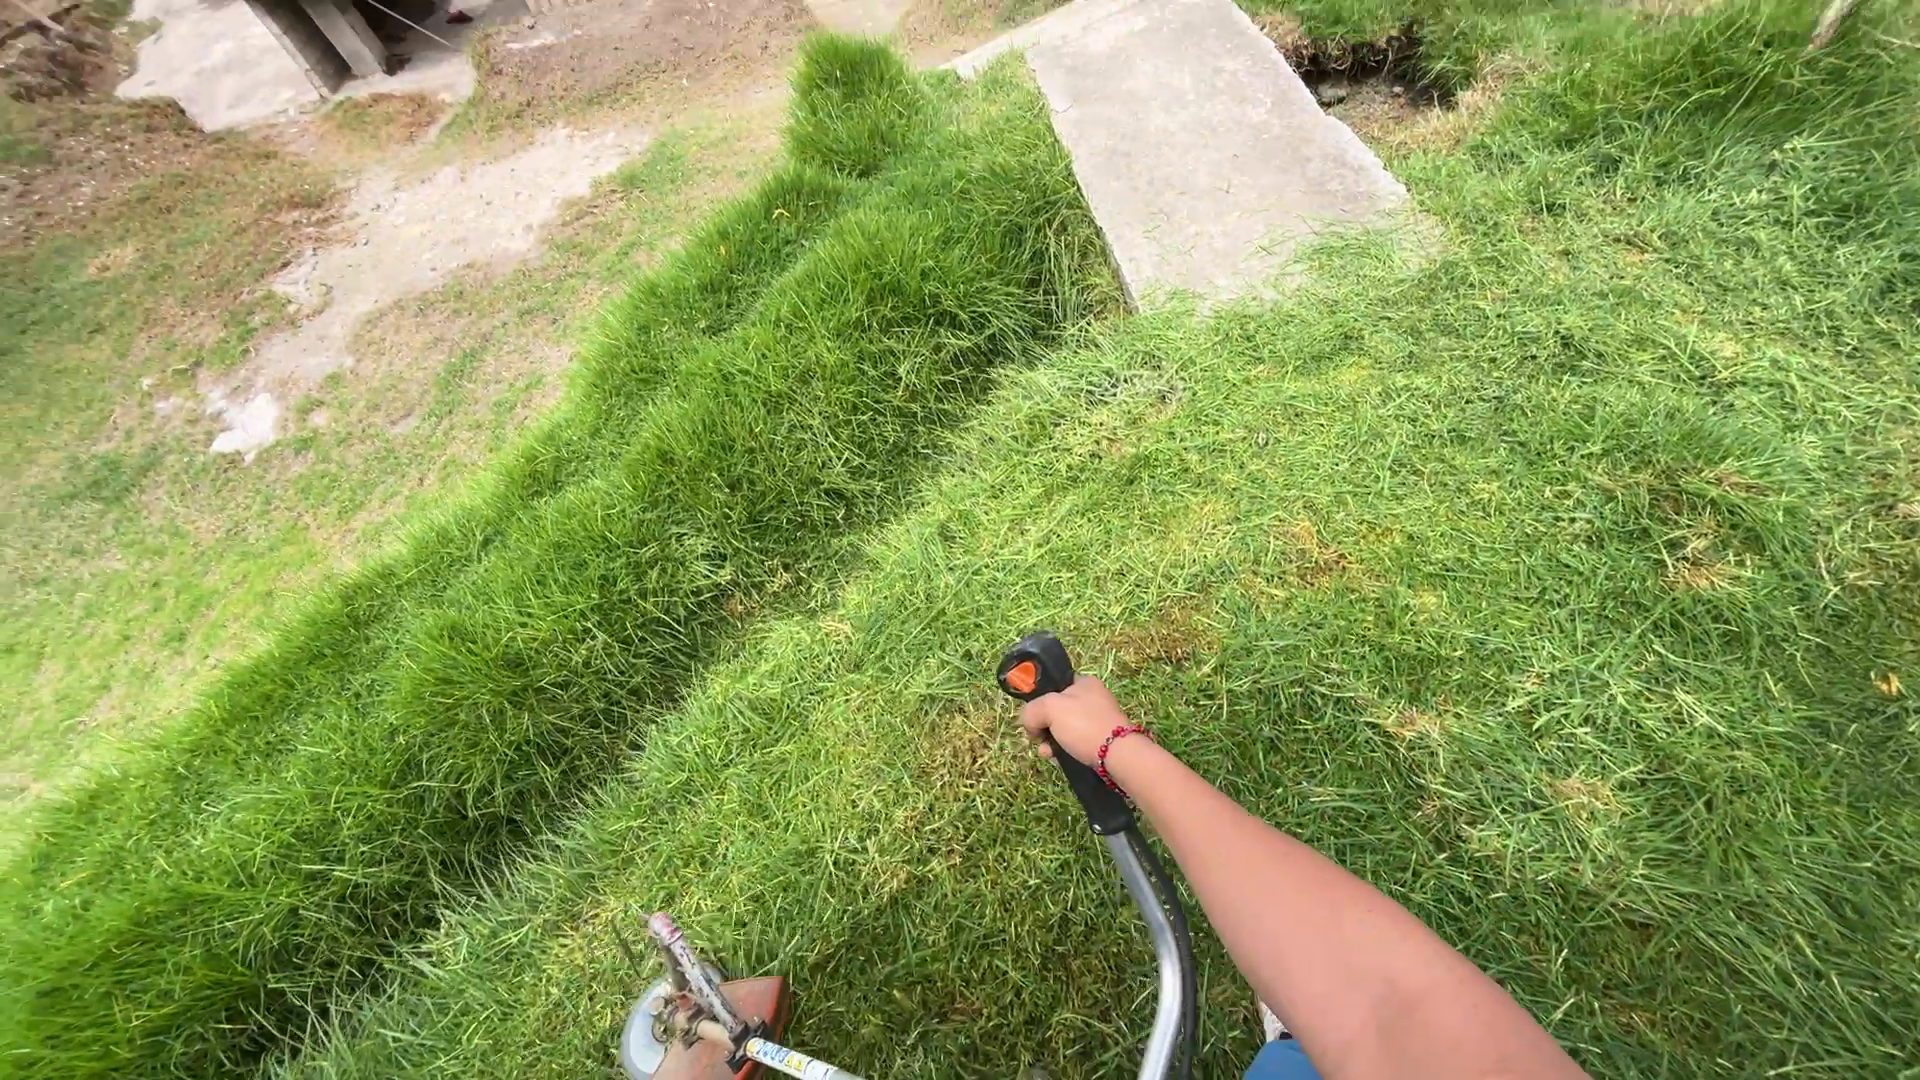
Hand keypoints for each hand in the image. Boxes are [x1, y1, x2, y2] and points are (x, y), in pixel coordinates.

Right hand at [1018, 675, 1131, 765]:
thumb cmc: (1083, 725)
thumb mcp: (1049, 708)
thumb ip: (1032, 710)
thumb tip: (1030, 724)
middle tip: (1038, 739)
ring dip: (1051, 742)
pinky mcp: (1102, 741)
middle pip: (1056, 711)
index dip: (1039, 701)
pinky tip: (1060, 760)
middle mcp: (1093, 698)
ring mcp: (1099, 721)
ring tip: (1048, 754)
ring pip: (1064, 730)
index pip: (1054, 687)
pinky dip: (1065, 751)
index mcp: (1084, 683)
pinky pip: (1075, 744)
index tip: (1033, 717)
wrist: (1117, 756)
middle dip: (1043, 727)